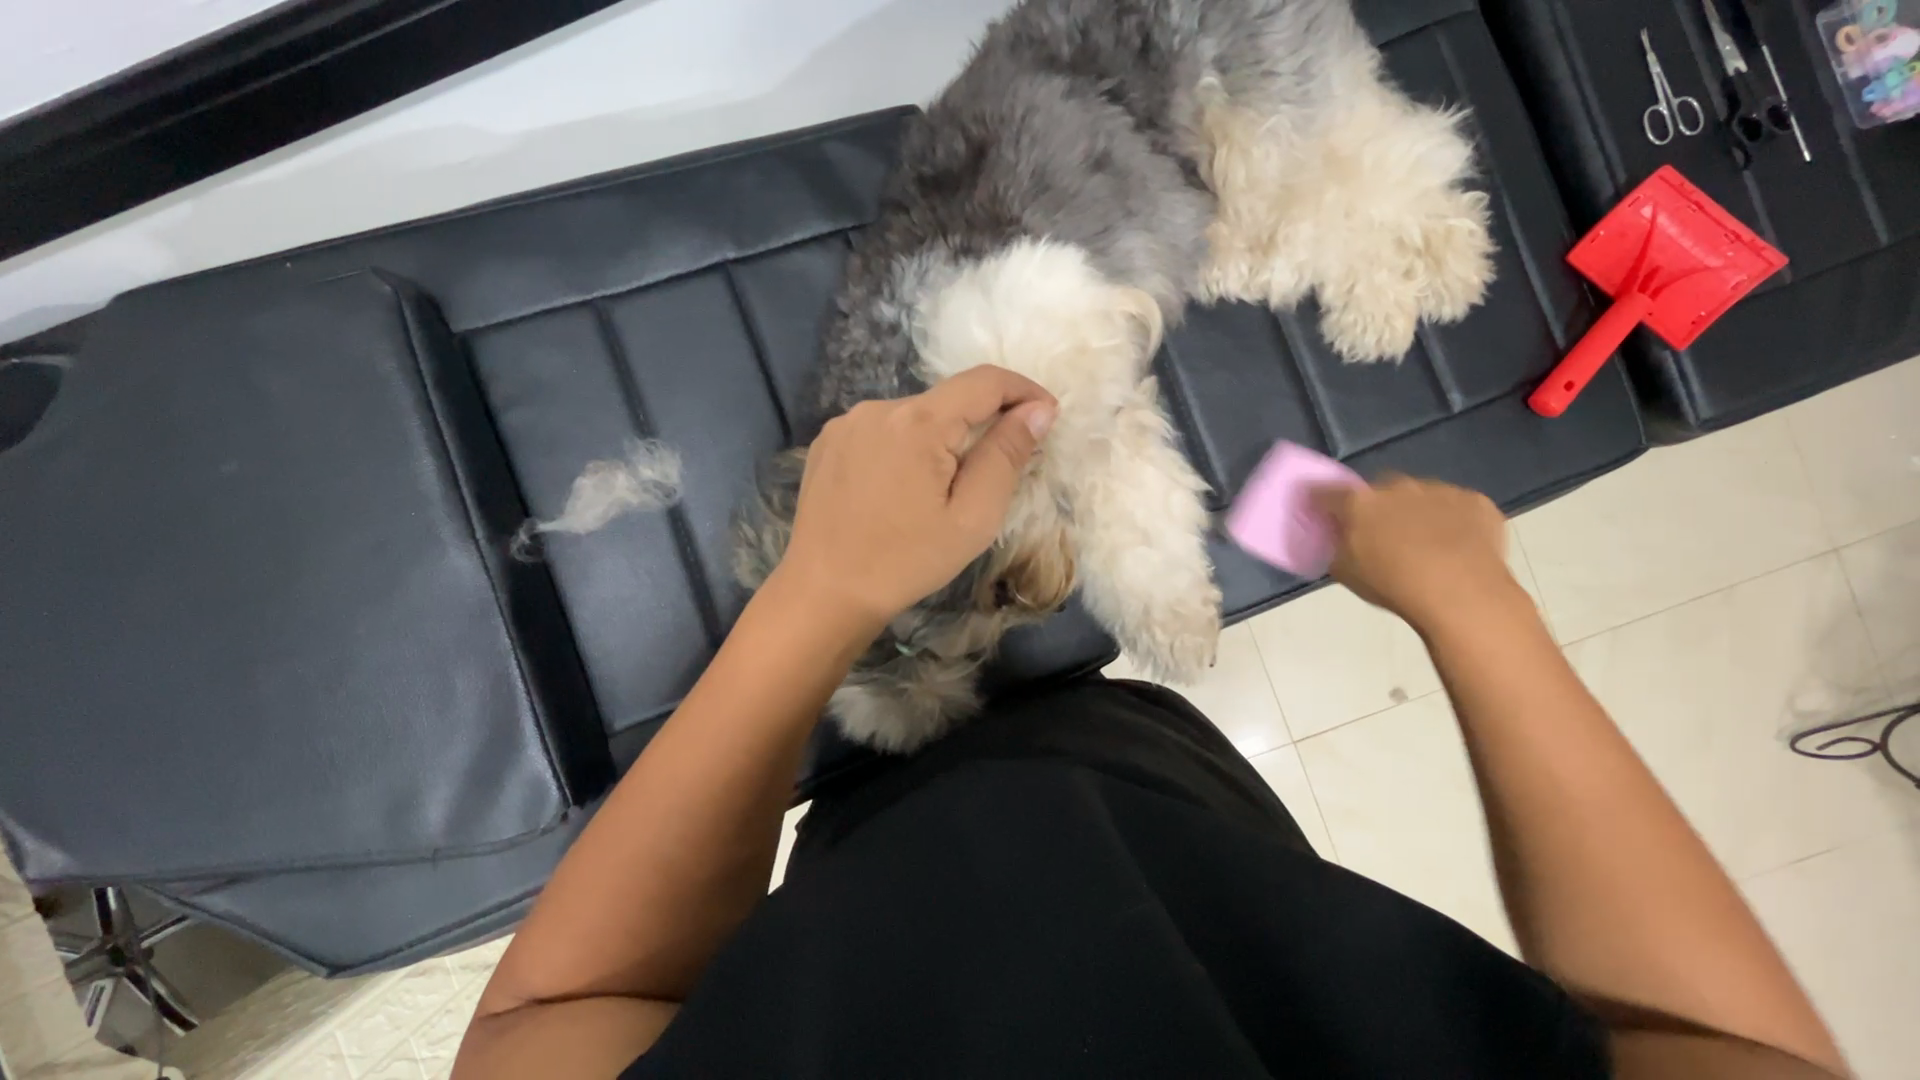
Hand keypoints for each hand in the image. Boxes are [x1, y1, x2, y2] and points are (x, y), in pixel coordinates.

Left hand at [772, 365, 1056, 631]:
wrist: (825, 592)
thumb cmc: (907, 561)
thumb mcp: (972, 517)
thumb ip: (1007, 456)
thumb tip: (1038, 410)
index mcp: (918, 422)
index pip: (984, 381)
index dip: (1023, 391)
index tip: (1047, 415)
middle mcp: (878, 408)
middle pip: (947, 401)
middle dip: (980, 425)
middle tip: (996, 474)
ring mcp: (846, 423)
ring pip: (914, 417)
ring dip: (940, 440)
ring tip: (941, 493)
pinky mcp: (827, 442)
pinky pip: (883, 432)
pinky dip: (905, 449)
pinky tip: (901, 491)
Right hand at [1312, 475, 1522, 633]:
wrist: (1461, 592)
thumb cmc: (1393, 584)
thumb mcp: (1345, 572)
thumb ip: (1335, 547)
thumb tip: (1336, 537)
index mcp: (1358, 502)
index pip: (1326, 492)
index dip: (1320, 501)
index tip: (1321, 512)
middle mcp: (1396, 487)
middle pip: (1378, 491)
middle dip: (1376, 508)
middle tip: (1381, 536)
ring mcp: (1439, 490)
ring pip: (1419, 497)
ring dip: (1415, 512)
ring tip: (1425, 545)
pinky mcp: (1474, 500)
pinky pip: (1455, 506)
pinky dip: (1452, 520)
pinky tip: (1457, 546)